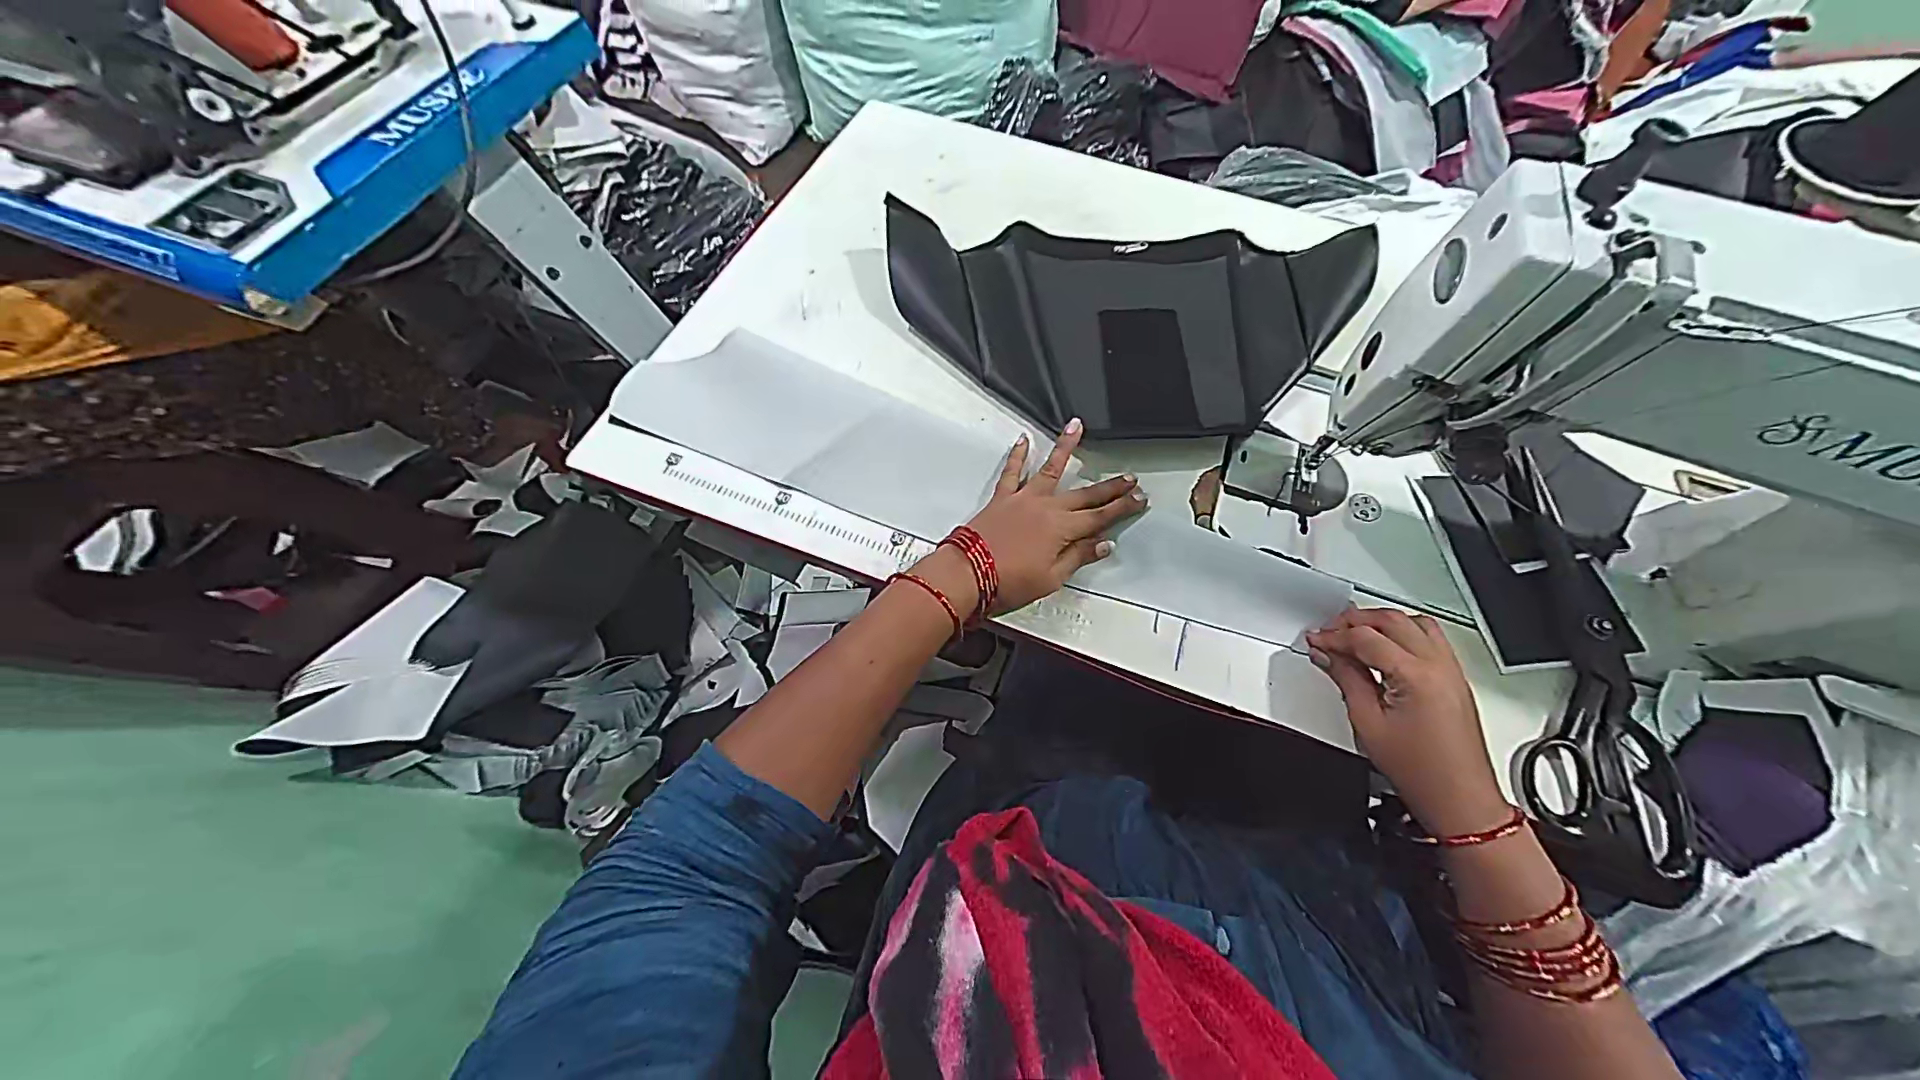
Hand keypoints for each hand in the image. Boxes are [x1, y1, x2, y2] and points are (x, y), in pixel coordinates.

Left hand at [960, 419, 1146, 613]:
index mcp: (1063, 530)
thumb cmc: (1007, 581)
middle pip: (1085, 494)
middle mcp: (1046, 508)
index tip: (1138, 500)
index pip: (1101, 517)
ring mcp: (1023, 500)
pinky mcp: (1002, 499)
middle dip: (1110, 486)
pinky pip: (1012, 471)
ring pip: (1051, 469)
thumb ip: (1078, 557)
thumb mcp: (1051, 578)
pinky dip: (1018, 455)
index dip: (1122, 508)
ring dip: (1065, 447)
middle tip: (1128, 478)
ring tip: (1076, 428)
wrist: (968, 574)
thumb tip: (1103, 545)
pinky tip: (1024, 440)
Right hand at [1306, 608, 1509, 836]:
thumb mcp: (1367, 722)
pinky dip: (1403, 632)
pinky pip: (1431, 638)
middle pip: (1391, 620)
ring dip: (1381, 622)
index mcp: (1416, 676)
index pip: (1366, 638)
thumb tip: (1329, 656)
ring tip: (1355, 634)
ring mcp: (1452, 671)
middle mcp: (1440, 667)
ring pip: (1414, 622)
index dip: (1334, 636)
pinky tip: (1385, 646)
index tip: (1316, 641)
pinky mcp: (1456, 679)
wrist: (1459, 798)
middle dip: (1355, 621)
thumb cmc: (1422, 771)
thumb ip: (1346, 679)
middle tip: (1329, 633)